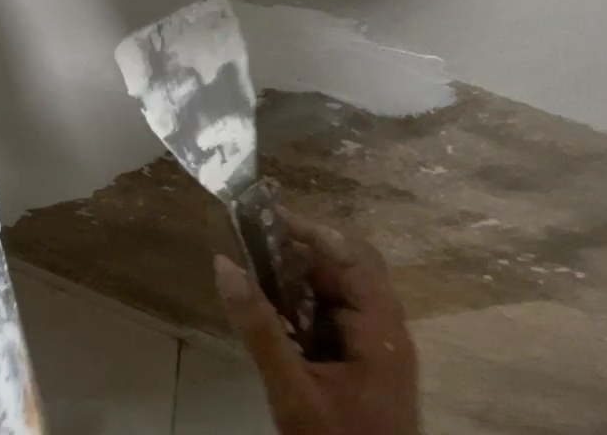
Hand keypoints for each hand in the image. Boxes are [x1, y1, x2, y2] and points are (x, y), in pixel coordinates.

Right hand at [214, 215, 419, 434]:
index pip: (354, 257)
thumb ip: (258, 326)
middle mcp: (385, 332)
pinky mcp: (359, 363)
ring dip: (292, 276)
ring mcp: (374, 348)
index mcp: (382, 333)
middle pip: (345, 269)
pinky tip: (265, 308)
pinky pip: (329, 315)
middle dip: (295, 251)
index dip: (311, 231)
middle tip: (245, 242)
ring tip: (248, 270)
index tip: (261, 218)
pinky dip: (296, 303)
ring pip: (335, 291)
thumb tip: (221, 261)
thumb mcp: (292, 389)